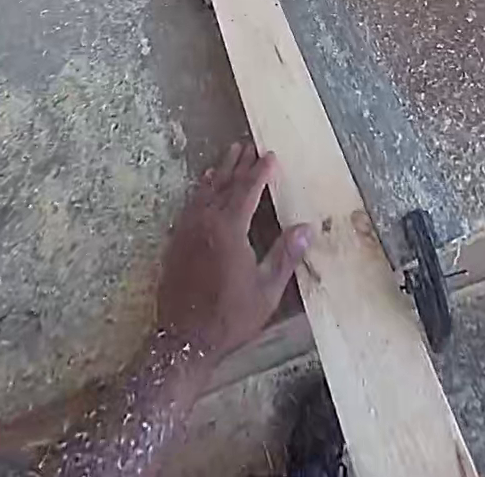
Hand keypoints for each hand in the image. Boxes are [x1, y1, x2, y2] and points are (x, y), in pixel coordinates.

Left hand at [155, 143, 311, 364]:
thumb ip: (285, 255)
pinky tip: (204, 185)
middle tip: (249, 146)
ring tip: (229, 155)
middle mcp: (207, 220)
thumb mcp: (266, 290)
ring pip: (206, 190)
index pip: (248, 189)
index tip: (270, 155)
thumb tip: (307, 228)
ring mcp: (188, 228)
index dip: (260, 171)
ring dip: (219, 171)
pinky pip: (191, 203)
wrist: (184, 338)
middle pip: (225, 183)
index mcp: (230, 228)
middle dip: (239, 163)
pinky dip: (201, 188)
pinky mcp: (177, 238)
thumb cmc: (230, 316)